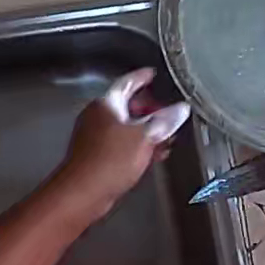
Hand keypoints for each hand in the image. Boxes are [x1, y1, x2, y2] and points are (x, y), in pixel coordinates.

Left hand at [54, 68, 189, 218]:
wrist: (83, 191)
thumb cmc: (111, 159)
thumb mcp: (144, 137)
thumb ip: (163, 121)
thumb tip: (181, 109)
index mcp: (106, 104)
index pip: (127, 82)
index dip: (141, 77)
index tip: (151, 73)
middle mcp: (97, 116)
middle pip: (127, 106)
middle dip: (150, 110)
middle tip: (169, 113)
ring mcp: (94, 136)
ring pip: (126, 127)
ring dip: (146, 131)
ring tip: (166, 138)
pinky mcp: (96, 155)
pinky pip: (121, 144)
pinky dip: (137, 145)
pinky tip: (152, 155)